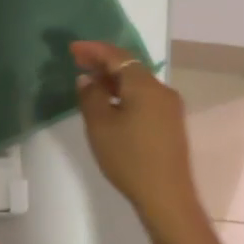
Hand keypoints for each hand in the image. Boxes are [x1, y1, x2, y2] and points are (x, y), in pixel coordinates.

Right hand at [71, 40, 201, 235]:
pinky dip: (125, 95)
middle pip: (130, 68)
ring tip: (90, 84)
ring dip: (114, 81)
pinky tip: (111, 105)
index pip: (118, 57)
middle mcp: (161, 90)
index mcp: (145, 86)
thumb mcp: (100, 127)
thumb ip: (91, 98)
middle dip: (104, 64)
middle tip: (78, 62)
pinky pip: (144, 98)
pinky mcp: (170, 124)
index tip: (73, 49)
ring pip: (138, 84)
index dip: (94, 50)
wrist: (166, 195)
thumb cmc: (129, 158)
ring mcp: (169, 108)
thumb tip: (87, 80)